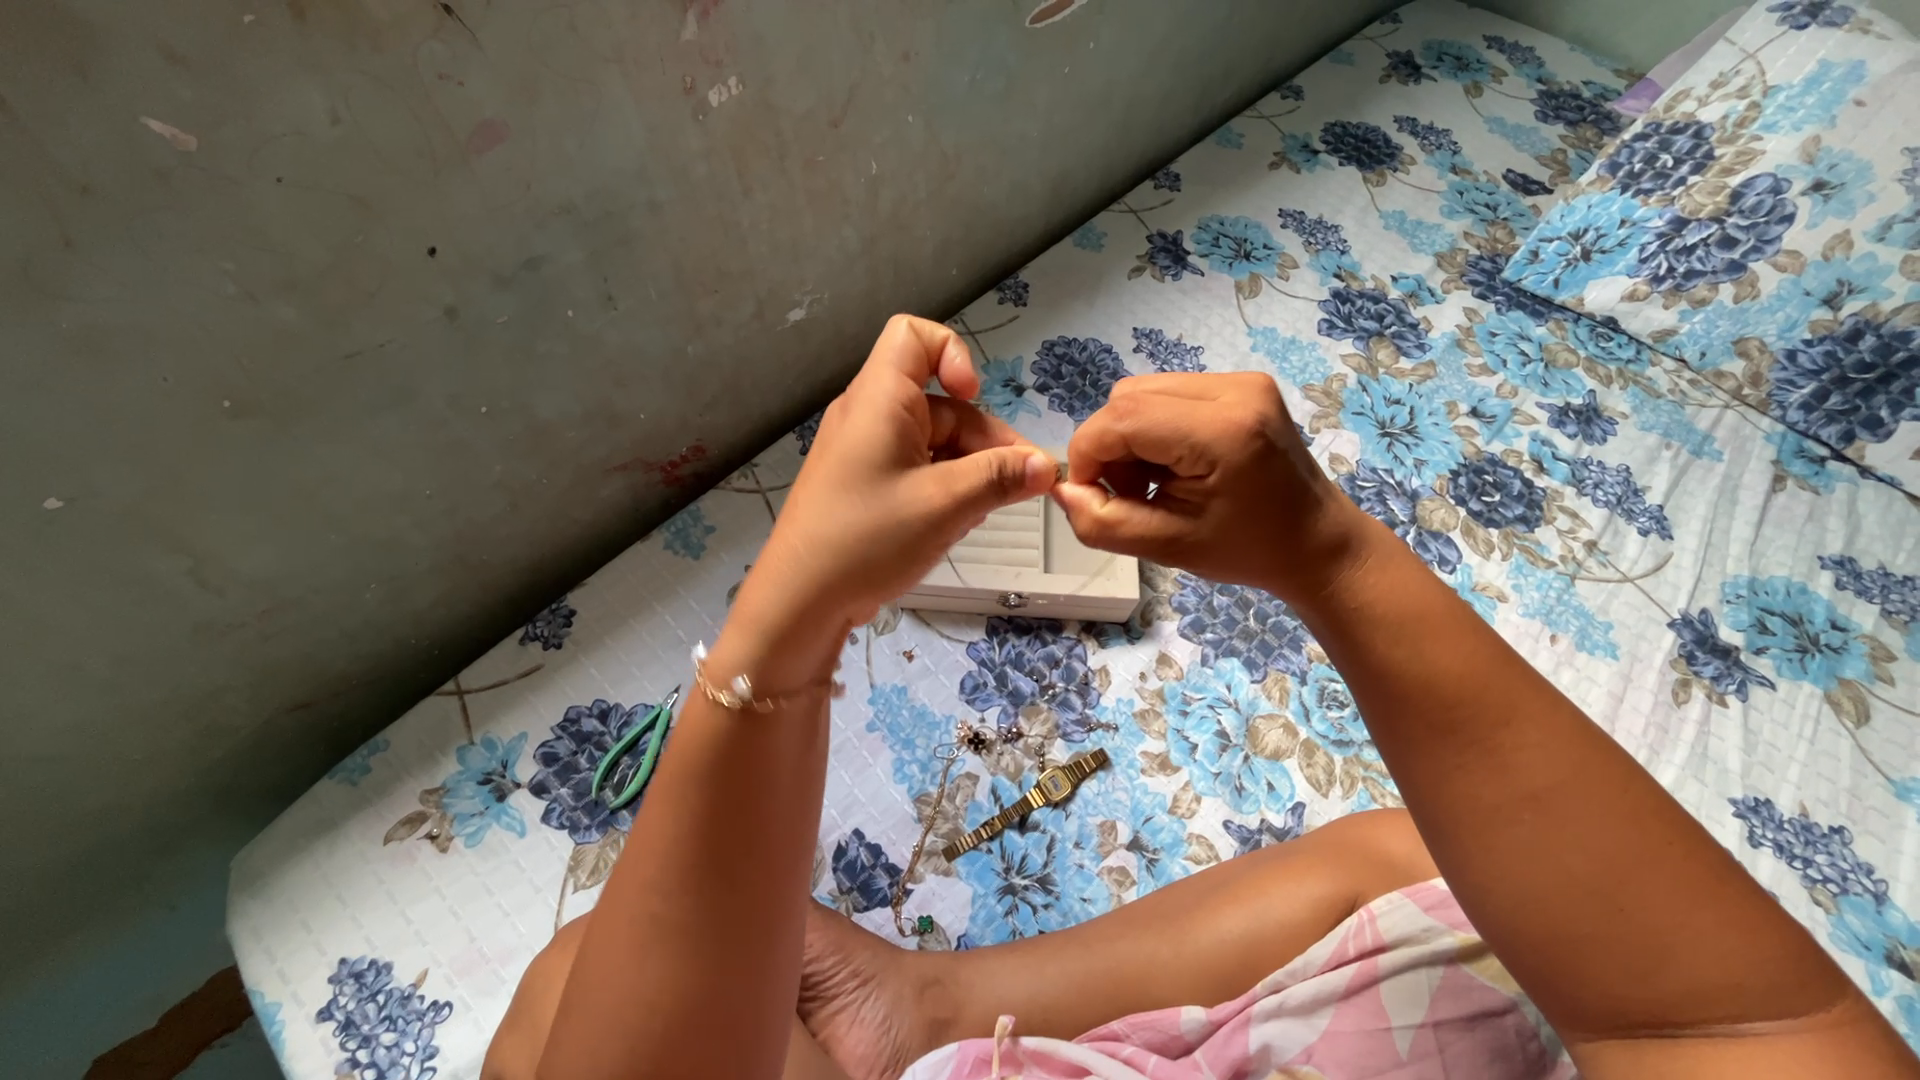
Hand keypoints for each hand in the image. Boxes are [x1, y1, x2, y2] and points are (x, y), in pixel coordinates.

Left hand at [747, 315, 1056, 630]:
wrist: (800, 601)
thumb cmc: (867, 539)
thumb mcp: (945, 505)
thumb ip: (1000, 478)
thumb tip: (1046, 466)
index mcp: (879, 399)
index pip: (914, 336)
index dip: (953, 353)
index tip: (976, 396)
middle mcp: (870, 416)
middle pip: (941, 403)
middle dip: (985, 439)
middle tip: (1024, 484)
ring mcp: (865, 454)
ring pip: (934, 442)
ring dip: (970, 469)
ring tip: (990, 510)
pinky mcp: (865, 487)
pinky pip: (916, 470)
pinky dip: (945, 488)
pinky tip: (960, 522)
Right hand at [1051, 373, 1372, 606]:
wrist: (1317, 543)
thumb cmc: (1246, 551)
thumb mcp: (1165, 547)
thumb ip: (1102, 522)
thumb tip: (1061, 490)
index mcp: (1220, 430)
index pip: (1120, 418)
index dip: (1087, 456)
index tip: (1091, 497)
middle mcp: (1232, 388)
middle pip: (1127, 398)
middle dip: (1109, 448)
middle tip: (1130, 494)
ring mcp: (1240, 380)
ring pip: (1143, 393)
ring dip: (1129, 439)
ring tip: (1154, 482)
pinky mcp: (1241, 383)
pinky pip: (1168, 395)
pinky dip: (1153, 430)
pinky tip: (1174, 465)